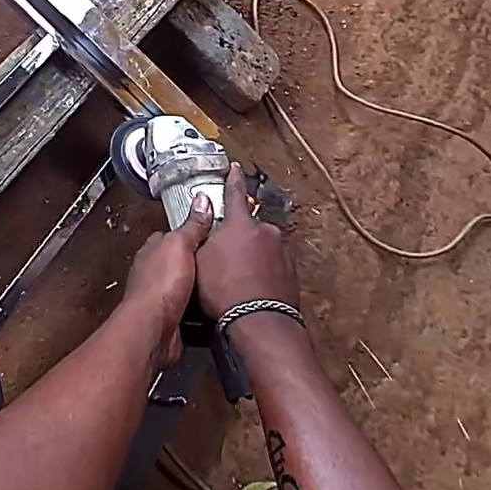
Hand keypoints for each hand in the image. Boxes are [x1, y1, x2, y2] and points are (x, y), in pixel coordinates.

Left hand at [120, 191, 211, 367]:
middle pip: (181, 262)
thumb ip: (191, 226)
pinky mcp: (172, 318)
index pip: (173, 234)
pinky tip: (216, 308)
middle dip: (201, 262)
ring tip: (225, 284)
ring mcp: (161, 296)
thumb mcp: (180, 246)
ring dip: (203, 287)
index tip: (212, 230)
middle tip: (224, 260)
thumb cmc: (160, 286)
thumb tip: (201, 201)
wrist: (154, 329)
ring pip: (187, 287)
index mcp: (153, 250)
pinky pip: (192, 310)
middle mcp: (154, 272)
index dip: (192, 231)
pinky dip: (203, 310)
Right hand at [194, 164, 293, 318]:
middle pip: (248, 226)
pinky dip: (262, 269)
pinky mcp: (292, 272)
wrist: (259, 321)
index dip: (233, 179)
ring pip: (262, 246)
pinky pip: (272, 263)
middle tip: (223, 253)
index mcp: (241, 224)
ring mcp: (282, 252)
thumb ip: (202, 234)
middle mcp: (266, 232)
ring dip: (251, 254)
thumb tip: (203, 218)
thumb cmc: (224, 288)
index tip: (235, 168)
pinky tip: (250, 285)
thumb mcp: (199, 258)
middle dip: (237, 235)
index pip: (235, 193)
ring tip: (237, 276)